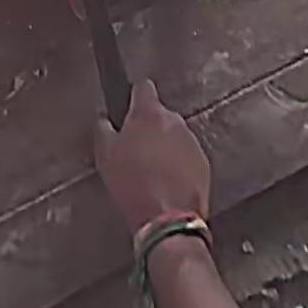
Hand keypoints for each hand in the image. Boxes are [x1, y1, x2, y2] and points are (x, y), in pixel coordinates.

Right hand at [93, 80, 210, 230]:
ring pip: (175, 135)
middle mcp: (174, 120)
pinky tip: (168, 180)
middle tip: (137, 145)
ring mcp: (192, 142)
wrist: (168, 221)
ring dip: (165, 143)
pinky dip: (179, 162)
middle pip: (160, 113)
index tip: (129, 109)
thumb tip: (105, 120)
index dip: (135, 96)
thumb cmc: (132, 182)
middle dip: (150, 125)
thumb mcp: (105, 153)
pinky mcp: (204, 165)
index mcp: (149, 112)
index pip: (143, 87)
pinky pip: (188, 155)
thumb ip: (103, 128)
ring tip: (153, 167)